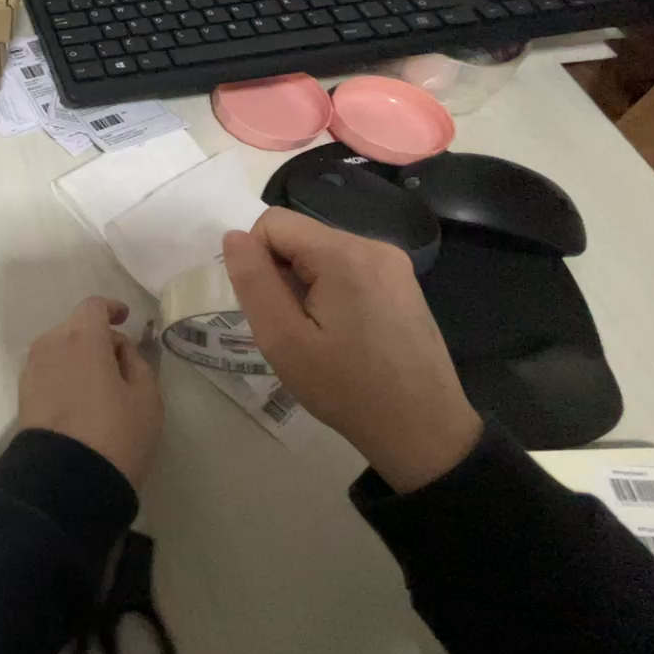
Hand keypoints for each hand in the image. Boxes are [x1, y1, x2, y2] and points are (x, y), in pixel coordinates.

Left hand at [17, 296, 164, 487]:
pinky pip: (48, 367)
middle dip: (98, 336)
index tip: (126, 317)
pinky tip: (79, 396)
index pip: (93, 307)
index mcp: (81, 338)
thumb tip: (122, 349)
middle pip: (76, 327)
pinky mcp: (23, 390)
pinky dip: (64, 371)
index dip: (111, 308)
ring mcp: (32, 366)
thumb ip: (137, 362)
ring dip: (79, 354)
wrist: (67, 476)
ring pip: (59, 347)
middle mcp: (50, 343)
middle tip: (121, 362)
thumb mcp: (146, 397)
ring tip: (101, 383)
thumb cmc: (115, 432)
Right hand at [222, 208, 482, 492]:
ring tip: (315, 332)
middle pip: (298, 236)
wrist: (421, 430)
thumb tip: (232, 236)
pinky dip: (327, 291)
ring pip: (318, 253)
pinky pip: (344, 268)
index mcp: (345, 254)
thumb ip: (253, 280)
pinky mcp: (401, 284)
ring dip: (302, 284)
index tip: (269, 305)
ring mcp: (393, 265)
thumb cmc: (345, 386)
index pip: (273, 223)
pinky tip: (339, 331)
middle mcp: (374, 247)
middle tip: (291, 325)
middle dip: (280, 273)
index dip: (255, 260)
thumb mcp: (282, 338)